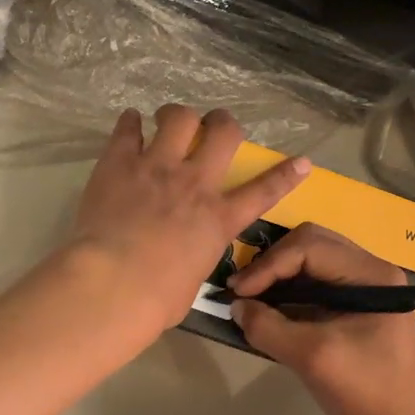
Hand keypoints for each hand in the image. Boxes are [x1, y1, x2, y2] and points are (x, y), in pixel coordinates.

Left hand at [70, 105, 310, 334]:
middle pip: (223, 132)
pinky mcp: (120, 162)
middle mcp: (194, 183)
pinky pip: (128, 128)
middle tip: (212, 126)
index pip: (264, 190)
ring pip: (179, 118)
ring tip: (167, 119)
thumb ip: (195, 258)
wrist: (113, 283)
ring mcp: (157, 167)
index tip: (301, 161)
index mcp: (219, 218)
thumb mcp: (193, 281)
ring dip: (177, 115)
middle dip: (222, 123)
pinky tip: (129, 121)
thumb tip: (184, 260)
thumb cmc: (156, 299)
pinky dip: (130, 122)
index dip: (286, 173)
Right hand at [229, 224, 414, 414]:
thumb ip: (268, 327)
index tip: (237, 292)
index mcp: (371, 274)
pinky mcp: (356, 306)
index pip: (308, 247)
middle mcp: (370, 270)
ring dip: (279, 278)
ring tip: (251, 300)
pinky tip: (270, 311)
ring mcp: (365, 287)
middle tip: (243, 291)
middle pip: (310, 245)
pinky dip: (289, 292)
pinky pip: (316, 284)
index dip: (268, 266)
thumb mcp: (311, 358)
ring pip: (311, 262)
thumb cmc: (366, 392)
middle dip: (272, 265)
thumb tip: (235, 306)